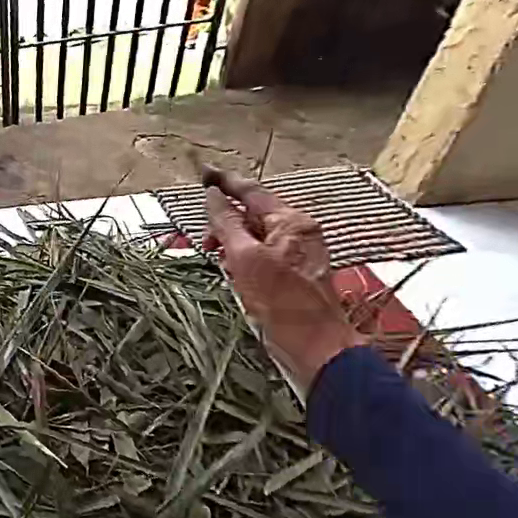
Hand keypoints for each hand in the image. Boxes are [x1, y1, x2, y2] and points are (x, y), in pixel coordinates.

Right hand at [202, 169, 363, 391]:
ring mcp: (296, 252)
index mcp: (291, 222)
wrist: (313, 343)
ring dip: (231, 243)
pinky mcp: (292, 271)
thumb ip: (227, 223)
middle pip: (251, 214)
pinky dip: (242, 258)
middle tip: (205, 242)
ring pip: (253, 235)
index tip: (204, 173)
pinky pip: (260, 253)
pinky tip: (234, 273)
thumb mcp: (245, 257)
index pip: (251, 192)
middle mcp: (297, 231)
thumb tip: (213, 196)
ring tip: (219, 262)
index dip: (225, 182)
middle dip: (224, 223)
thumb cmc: (281, 300)